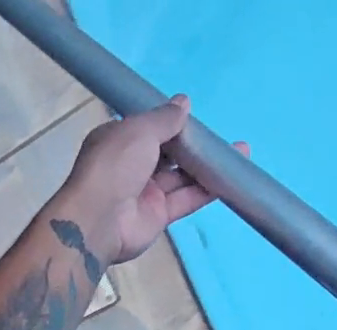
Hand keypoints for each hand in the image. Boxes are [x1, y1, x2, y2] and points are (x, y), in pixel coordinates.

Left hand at [54, 95, 246, 265]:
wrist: (98, 220)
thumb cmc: (114, 165)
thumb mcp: (140, 130)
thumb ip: (164, 119)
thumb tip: (183, 102)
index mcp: (117, 142)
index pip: (147, 130)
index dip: (169, 124)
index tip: (192, 117)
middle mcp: (129, 168)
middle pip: (166, 154)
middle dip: (191, 146)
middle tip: (218, 136)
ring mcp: (143, 194)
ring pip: (180, 177)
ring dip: (206, 166)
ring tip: (238, 152)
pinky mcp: (156, 217)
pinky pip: (185, 199)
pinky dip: (207, 190)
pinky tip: (231, 177)